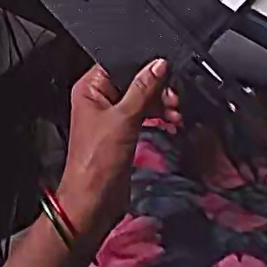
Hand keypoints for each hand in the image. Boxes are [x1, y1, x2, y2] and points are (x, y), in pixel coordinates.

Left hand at [57, 60, 177, 238]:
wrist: (93, 203)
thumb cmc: (95, 163)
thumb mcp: (123, 119)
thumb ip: (143, 89)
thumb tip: (159, 64)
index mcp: (90, 88)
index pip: (120, 62)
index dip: (143, 64)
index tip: (165, 68)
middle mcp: (99, 98)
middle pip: (133, 80)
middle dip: (156, 86)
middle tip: (174, 95)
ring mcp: (111, 116)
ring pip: (141, 97)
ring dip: (160, 102)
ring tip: (176, 110)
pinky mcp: (123, 132)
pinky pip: (144, 114)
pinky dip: (158, 115)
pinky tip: (172, 119)